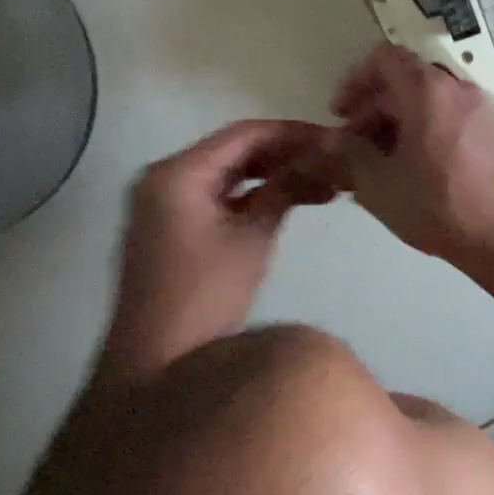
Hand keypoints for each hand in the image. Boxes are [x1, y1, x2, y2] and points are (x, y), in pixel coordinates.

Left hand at [102, 120, 345, 381]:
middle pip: (238, 150)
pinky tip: (297, 199)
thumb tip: (324, 157)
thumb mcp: (252, 235)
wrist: (156, 361)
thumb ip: (285, 188)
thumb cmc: (204, 294)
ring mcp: (167, 203)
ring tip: (327, 183)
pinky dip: (258, 194)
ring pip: (233, 172)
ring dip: (277, 174)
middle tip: (336, 161)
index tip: (337, 139)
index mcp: (177, 172)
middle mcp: (166, 178)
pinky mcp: (175, 227)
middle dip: (289, 154)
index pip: (245, 134)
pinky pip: (223, 195)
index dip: (295, 133)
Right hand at [331, 44, 493, 262]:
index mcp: (428, 91)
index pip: (384, 57)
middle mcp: (456, 89)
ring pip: (424, 99)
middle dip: (372, 107)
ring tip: (376, 162)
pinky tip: (407, 168)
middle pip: (404, 79)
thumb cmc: (435, 205)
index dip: (354, 80)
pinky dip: (419, 128)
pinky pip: (444, 115)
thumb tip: (327, 140)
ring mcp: (476, 108)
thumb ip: (346, 152)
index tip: (342, 114)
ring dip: (394, 121)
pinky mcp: (486, 130)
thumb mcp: (377, 183)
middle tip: (353, 146)